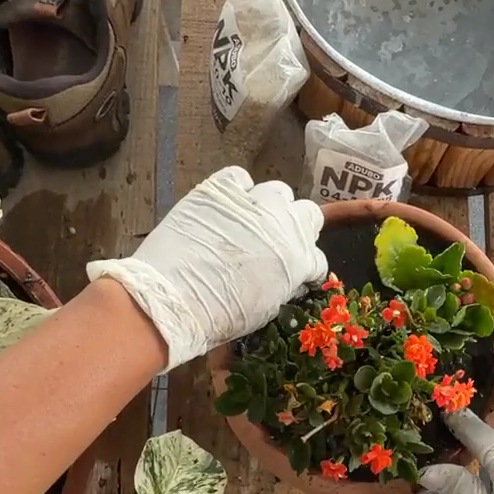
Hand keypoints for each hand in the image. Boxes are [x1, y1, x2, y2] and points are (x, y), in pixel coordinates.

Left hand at [88, 166, 325, 369]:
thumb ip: (285, 284)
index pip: (318, 258)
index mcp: (301, 260)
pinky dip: (236, 189)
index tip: (296, 276)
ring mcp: (255, 203)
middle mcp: (286, 226)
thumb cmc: (222, 315)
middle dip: (297, 228)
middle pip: (308, 215)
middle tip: (277, 243)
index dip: (307, 268)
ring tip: (250, 221)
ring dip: (270, 206)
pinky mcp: (222, 189)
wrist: (175, 299)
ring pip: (279, 191)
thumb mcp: (268, 308)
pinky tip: (225, 206)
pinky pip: (239, 178)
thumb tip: (287, 277)